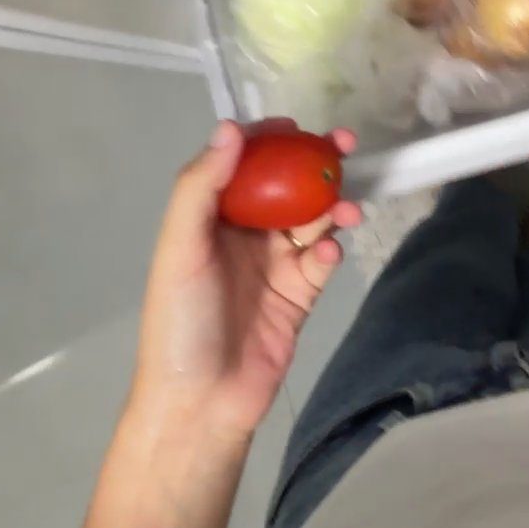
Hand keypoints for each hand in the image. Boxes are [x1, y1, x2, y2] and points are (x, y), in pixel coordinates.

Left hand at [131, 120, 362, 441]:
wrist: (203, 401)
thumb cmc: (182, 321)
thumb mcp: (181, 250)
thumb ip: (201, 187)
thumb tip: (231, 127)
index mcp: (211, 220)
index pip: (242, 167)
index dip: (267, 141)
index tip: (296, 126)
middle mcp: (245, 235)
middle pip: (286, 187)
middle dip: (315, 165)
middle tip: (346, 146)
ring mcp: (276, 263)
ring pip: (312, 218)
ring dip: (332, 206)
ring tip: (348, 209)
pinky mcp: (301, 292)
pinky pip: (322, 259)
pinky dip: (330, 249)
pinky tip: (328, 252)